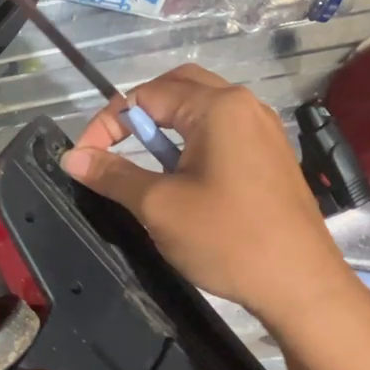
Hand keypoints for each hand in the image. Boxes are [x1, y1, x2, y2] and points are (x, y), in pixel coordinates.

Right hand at [61, 64, 357, 325]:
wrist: (297, 281)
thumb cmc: (225, 239)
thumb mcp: (158, 207)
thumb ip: (113, 176)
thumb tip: (72, 157)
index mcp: (218, 108)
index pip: (147, 95)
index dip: (107, 123)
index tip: (84, 159)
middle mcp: (244, 106)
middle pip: (178, 88)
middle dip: (138, 113)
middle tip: (112, 148)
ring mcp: (263, 130)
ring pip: (202, 110)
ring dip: (164, 128)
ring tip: (143, 165)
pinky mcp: (270, 157)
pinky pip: (222, 133)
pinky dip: (191, 143)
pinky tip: (181, 179)